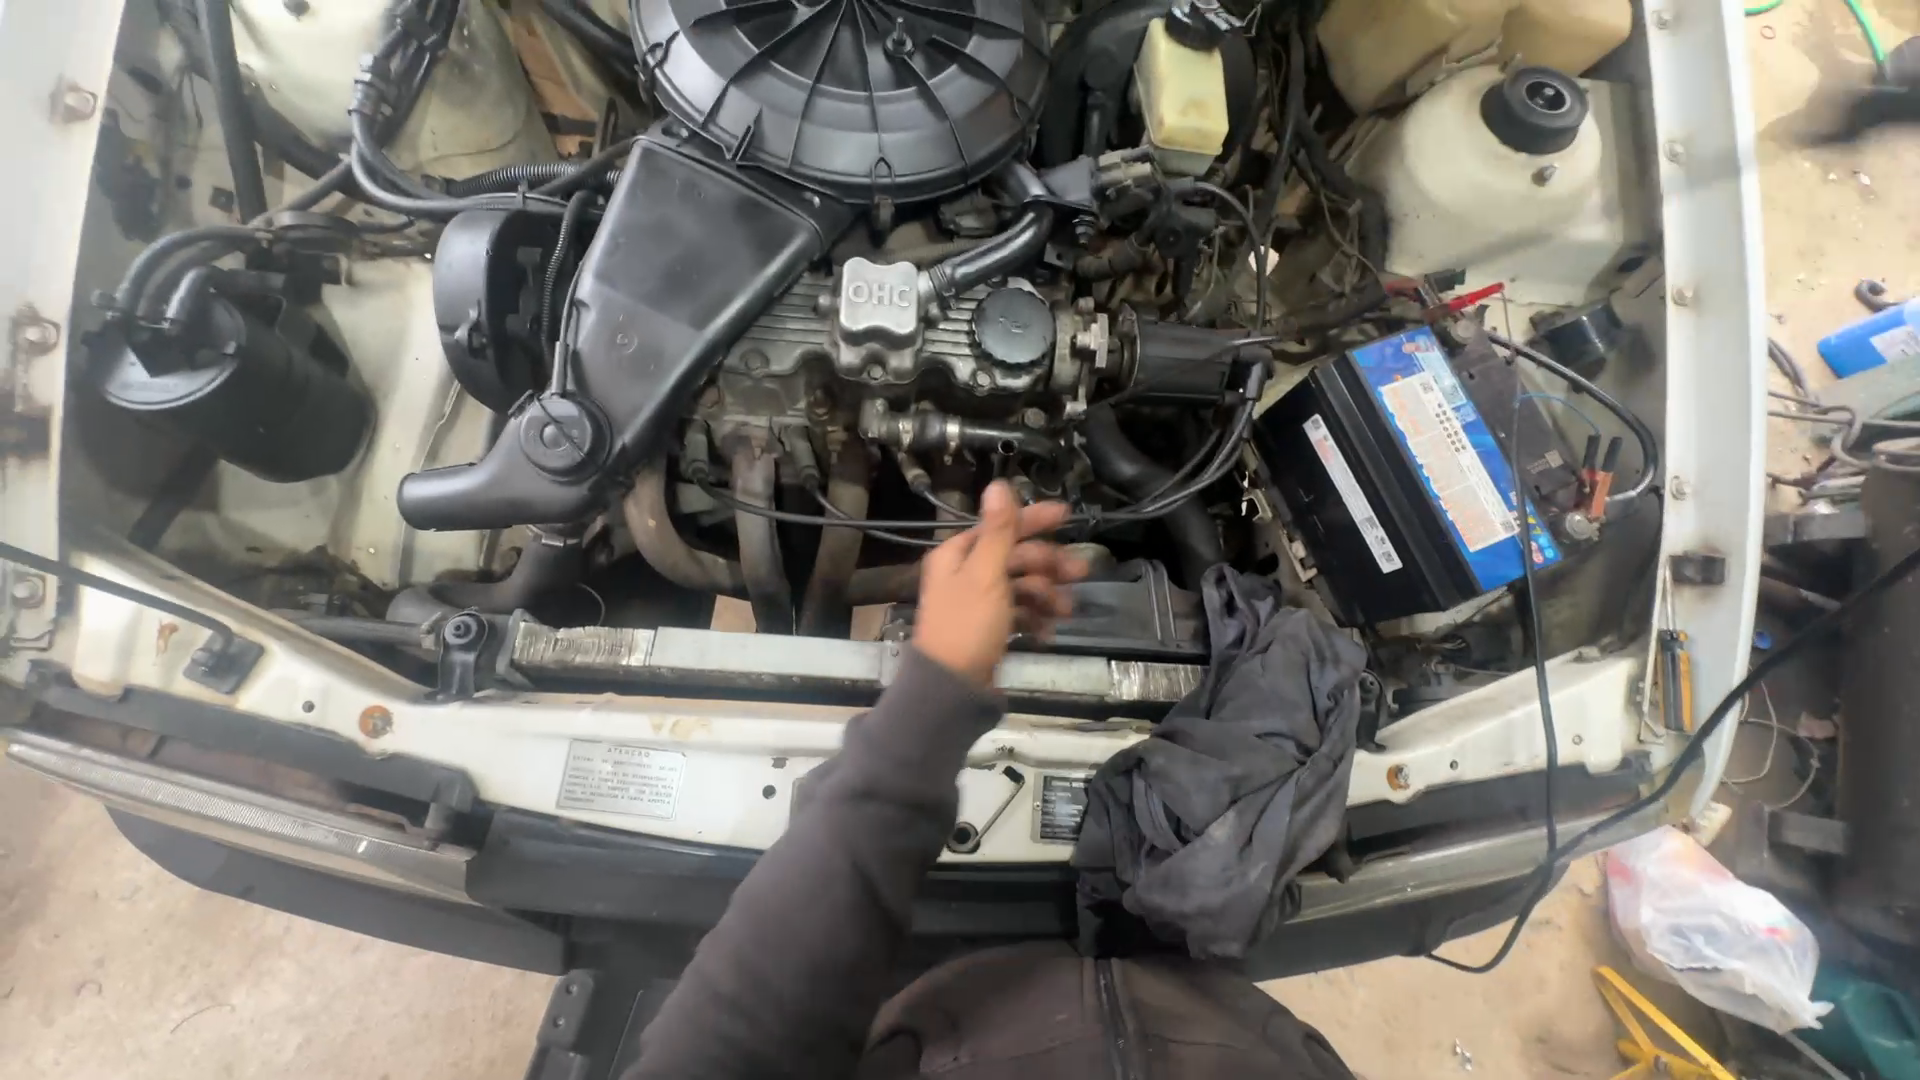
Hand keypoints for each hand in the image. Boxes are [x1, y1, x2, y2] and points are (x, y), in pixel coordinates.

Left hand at [912, 481, 1088, 687]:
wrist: (951, 690)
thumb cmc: (966, 626)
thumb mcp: (985, 574)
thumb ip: (997, 531)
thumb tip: (997, 484)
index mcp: (958, 555)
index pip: (1001, 527)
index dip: (1034, 520)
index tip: (1067, 515)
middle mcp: (965, 574)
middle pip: (1015, 557)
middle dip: (1047, 565)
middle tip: (1079, 572)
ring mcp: (978, 603)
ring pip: (1021, 586)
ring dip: (1046, 595)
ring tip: (1065, 611)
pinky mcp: (989, 629)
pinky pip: (1018, 614)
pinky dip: (1034, 619)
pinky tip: (1047, 632)